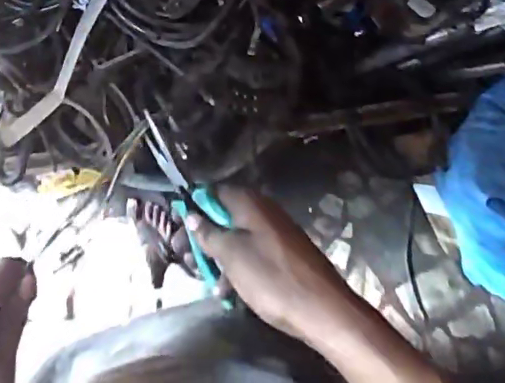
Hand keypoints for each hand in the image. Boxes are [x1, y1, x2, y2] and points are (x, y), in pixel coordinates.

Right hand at [183, 185, 354, 342]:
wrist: (326, 312)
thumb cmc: (272, 278)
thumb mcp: (231, 255)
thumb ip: (208, 233)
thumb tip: (191, 215)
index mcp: (247, 201)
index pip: (210, 193)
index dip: (192, 209)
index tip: (178, 230)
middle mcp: (262, 209)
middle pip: (223, 217)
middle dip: (204, 239)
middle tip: (189, 260)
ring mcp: (276, 232)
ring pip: (238, 238)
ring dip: (220, 259)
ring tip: (209, 284)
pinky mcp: (286, 255)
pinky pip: (254, 254)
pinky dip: (240, 268)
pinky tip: (232, 293)